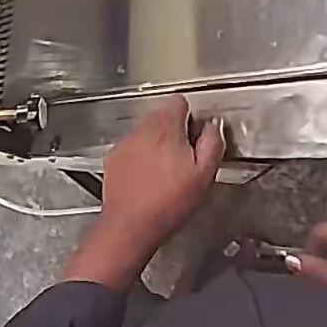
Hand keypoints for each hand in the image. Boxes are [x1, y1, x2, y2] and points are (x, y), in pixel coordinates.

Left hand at [100, 95, 224, 251]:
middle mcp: (142, 130)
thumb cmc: (169, 202)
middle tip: (184, 156)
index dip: (190, 115)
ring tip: (165, 171)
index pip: (178, 102)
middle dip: (174, 130)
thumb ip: (212, 143)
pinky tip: (147, 177)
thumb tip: (213, 126)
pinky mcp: (114, 158)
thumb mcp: (204, 174)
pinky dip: (139, 156)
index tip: (195, 134)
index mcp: (166, 128)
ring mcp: (125, 143)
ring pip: (145, 132)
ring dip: (156, 143)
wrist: (131, 225)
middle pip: (160, 115)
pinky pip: (131, 148)